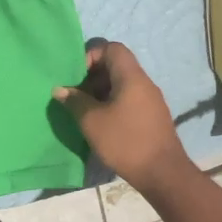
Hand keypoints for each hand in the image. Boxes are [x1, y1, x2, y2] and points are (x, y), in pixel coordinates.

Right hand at [54, 40, 194, 191]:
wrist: (161, 171)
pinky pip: (128, 99)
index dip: (92, 56)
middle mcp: (143, 83)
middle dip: (92, 77)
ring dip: (100, 93)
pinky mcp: (151, 115)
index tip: (77, 77)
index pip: (112, 49)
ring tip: (84, 112)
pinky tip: (101, 123)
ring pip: (121, 84)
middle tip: (76, 96)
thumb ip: (75, 102)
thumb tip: (60, 89)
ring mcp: (150, 99)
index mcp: (131, 77)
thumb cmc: (124, 141)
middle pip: (116, 66)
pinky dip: (111, 104)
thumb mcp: (92, 121)